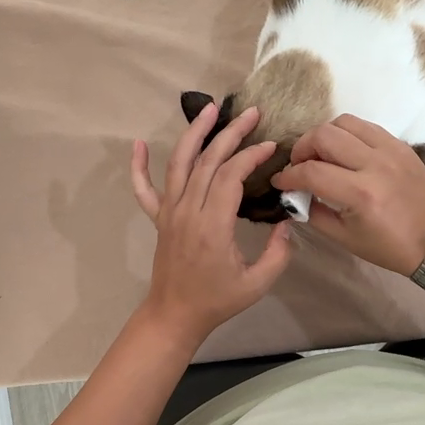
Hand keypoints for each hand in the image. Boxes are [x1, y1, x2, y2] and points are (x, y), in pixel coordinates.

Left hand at [130, 103, 293, 342]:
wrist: (176, 315)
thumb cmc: (217, 301)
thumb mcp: (258, 283)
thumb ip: (278, 253)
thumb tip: (286, 222)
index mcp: (212, 227)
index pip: (231, 177)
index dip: (251, 156)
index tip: (270, 147)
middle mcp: (187, 213)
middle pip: (207, 162)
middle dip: (231, 133)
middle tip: (252, 113)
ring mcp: (169, 213)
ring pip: (179, 165)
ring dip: (194, 134)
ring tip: (210, 109)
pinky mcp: (159, 219)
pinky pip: (143, 189)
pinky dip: (139, 166)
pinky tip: (139, 144)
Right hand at [271, 114, 424, 275]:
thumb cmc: (388, 246)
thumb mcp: (344, 238)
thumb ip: (313, 213)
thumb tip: (293, 195)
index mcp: (361, 194)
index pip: (311, 172)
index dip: (288, 176)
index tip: (280, 182)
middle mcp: (375, 164)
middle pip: (324, 135)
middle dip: (302, 148)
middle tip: (299, 165)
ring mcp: (391, 150)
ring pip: (344, 122)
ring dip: (324, 136)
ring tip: (320, 155)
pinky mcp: (400, 145)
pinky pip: (366, 127)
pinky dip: (347, 135)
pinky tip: (344, 152)